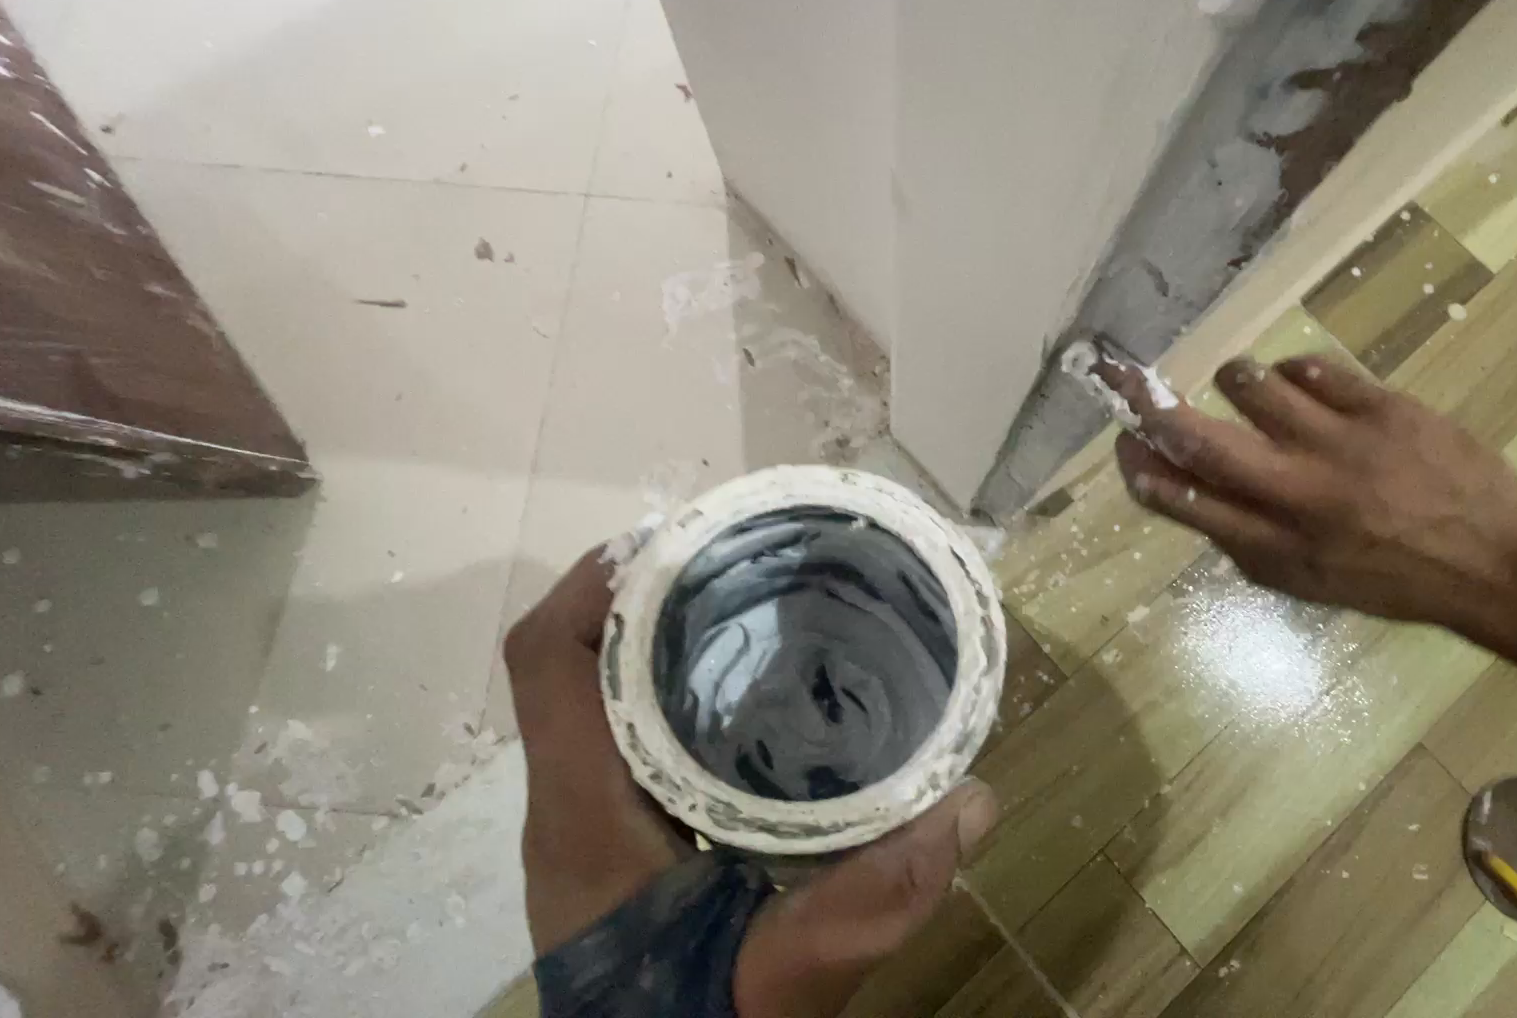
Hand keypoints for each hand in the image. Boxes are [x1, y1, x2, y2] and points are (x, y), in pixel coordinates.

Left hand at [503, 545, 997, 1015]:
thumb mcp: (787, 977)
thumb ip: (871, 901)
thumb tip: (972, 802)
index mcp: (585, 812)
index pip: (544, 661)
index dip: (593, 583)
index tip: (674, 541)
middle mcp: (566, 801)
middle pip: (570, 660)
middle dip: (638, 594)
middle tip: (732, 561)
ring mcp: (581, 819)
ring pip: (593, 692)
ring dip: (651, 637)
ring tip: (740, 603)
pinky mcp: (606, 837)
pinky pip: (618, 730)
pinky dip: (665, 688)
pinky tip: (742, 692)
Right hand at [1091, 351, 1516, 674]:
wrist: (1499, 561)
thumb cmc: (1390, 580)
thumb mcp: (1305, 582)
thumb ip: (1242, 541)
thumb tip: (1187, 494)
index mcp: (1275, 544)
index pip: (1187, 500)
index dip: (1144, 468)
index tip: (1123, 445)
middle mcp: (1297, 492)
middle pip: (1202, 439)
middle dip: (1152, 408)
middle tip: (1124, 380)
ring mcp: (1341, 443)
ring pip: (1253, 385)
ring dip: (1234, 380)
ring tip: (1244, 386)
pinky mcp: (1385, 407)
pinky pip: (1313, 368)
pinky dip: (1293, 371)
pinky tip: (1302, 386)